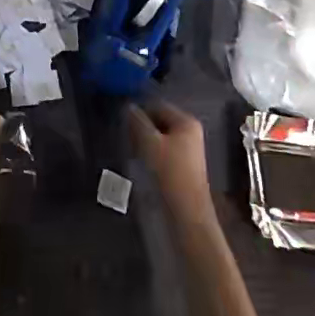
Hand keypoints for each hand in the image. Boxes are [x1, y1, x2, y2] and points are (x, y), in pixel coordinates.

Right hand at [128, 99, 212, 216]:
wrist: (187, 209)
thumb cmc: (170, 172)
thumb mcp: (150, 143)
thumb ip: (139, 123)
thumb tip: (129, 107)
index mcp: (186, 122)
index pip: (159, 106)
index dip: (141, 112)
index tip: (124, 123)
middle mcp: (190, 131)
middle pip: (161, 121)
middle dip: (143, 127)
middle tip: (127, 137)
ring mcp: (188, 148)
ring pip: (161, 136)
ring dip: (145, 140)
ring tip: (132, 150)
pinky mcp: (183, 163)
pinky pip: (164, 149)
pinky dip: (152, 152)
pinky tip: (142, 161)